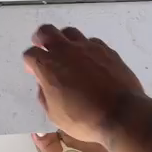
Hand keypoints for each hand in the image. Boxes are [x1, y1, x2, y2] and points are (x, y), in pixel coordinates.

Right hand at [22, 25, 149, 144]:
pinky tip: (90, 60)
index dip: (30, 62)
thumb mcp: (54, 114)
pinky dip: (86, 48)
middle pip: (46, 32)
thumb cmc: (84, 119)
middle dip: (41, 38)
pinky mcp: (106, 50)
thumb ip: (45, 95)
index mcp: (48, 66)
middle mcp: (65, 51)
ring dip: (64, 40)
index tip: (34, 70)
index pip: (31, 54)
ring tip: (67, 52)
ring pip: (70, 32)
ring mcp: (87, 48)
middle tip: (43, 46)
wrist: (121, 115)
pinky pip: (91, 42)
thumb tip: (44, 84)